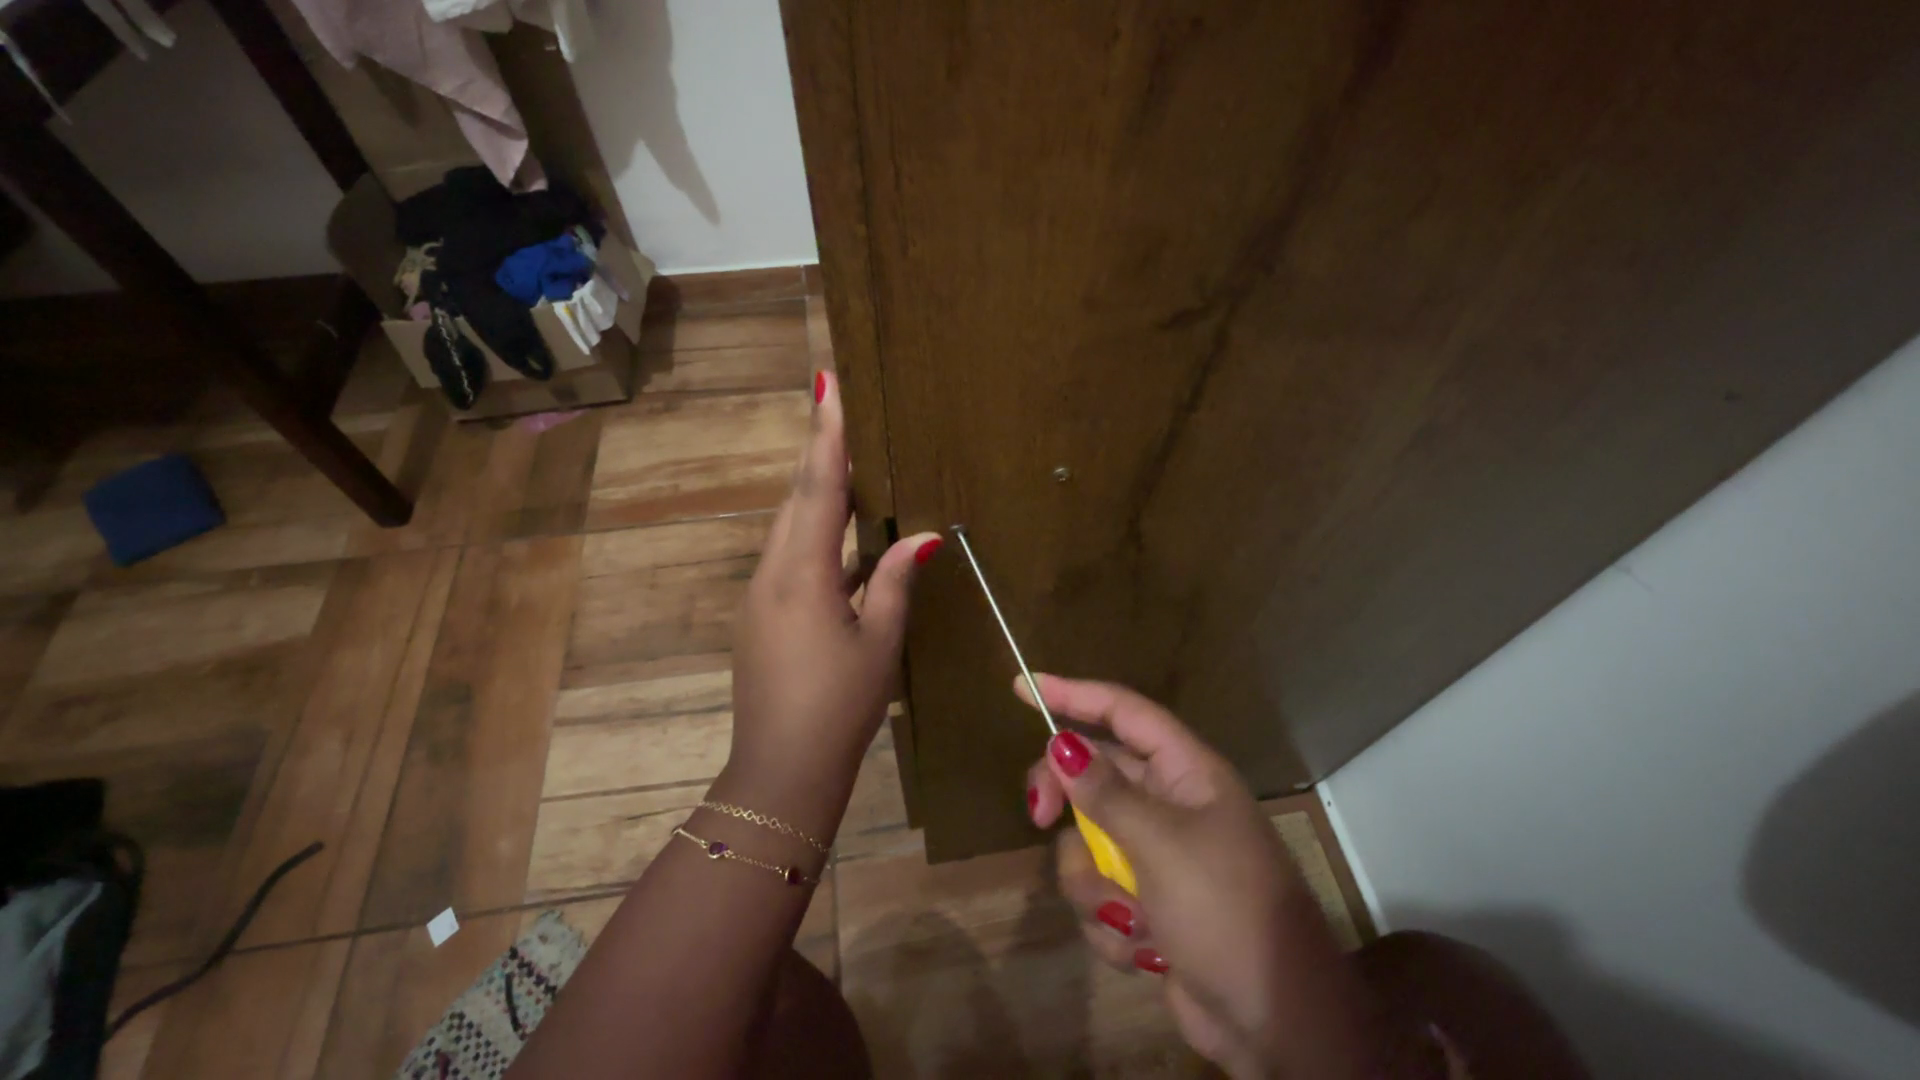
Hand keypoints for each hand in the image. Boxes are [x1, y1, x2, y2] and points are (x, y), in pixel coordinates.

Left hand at [728, 370, 940, 791]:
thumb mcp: (879, 641)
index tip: (825, 381)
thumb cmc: (840, 704)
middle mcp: (772, 572)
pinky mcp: (760, 614)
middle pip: (797, 498)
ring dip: (817, 494)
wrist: (782, 766)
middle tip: (838, 408)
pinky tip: (844, 542)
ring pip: (790, 528)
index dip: (827, 432)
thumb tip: (923, 536)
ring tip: (848, 464)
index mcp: (803, 573)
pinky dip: (816, 537)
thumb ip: (895, 580)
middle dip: (819, 451)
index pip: (819, 487)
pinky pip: (789, 558)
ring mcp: (760, 594)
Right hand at [1023, 675, 1380, 1078]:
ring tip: (1134, 917)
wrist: (1274, 1020)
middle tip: (1038, 816)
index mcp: (1187, 774)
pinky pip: (1100, 896)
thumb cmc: (1226, 910)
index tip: (1020, 686)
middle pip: (1093, 778)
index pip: (1123, 713)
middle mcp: (1170, 807)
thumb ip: (1105, 792)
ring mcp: (1157, 859)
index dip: (1073, 694)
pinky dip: (1114, 927)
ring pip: (1088, 846)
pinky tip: (1150, 952)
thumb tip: (1060, 743)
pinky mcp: (1148, 907)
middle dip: (1067, 804)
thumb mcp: (1161, 845)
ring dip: (1098, 888)